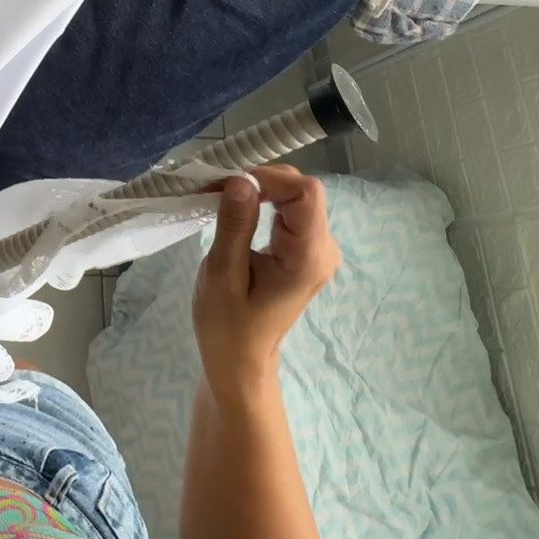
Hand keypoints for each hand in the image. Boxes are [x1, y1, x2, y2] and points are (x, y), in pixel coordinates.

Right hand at [191, 166, 339, 402]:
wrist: (240, 361)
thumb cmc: (227, 325)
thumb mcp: (222, 274)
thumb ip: (235, 225)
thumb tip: (241, 180)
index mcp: (307, 258)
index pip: (306, 193)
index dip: (268, 178)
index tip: (226, 184)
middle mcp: (323, 250)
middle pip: (303, 190)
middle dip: (259, 180)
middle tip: (215, 188)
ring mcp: (317, 249)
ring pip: (296, 195)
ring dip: (258, 187)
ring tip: (219, 195)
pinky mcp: (304, 249)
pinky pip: (289, 209)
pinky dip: (262, 200)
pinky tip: (235, 207)